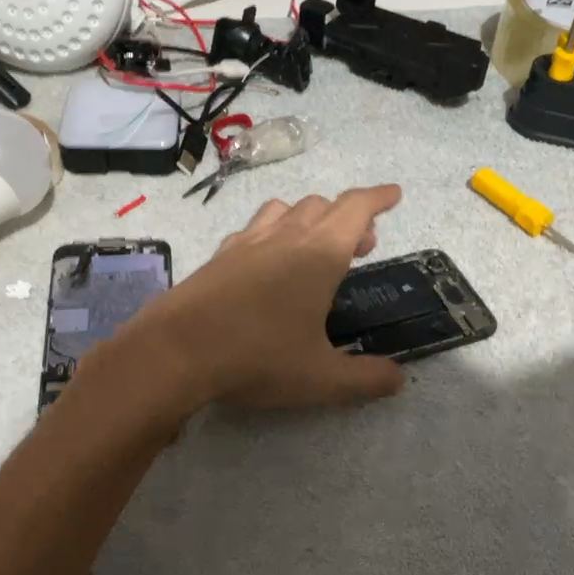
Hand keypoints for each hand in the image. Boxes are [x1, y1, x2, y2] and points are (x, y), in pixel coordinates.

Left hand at [109, 184, 408, 410]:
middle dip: (348, 216)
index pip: (356, 209)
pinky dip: (272, 231)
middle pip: (322, 205)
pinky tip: (266, 258)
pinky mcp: (218, 256)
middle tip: (362, 244)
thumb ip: (365, 379)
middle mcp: (284, 237)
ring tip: (315, 245)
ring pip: (284, 209)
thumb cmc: (257, 359)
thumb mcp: (321, 379)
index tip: (393, 194)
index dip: (378, 198)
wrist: (175, 352)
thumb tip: (398, 380)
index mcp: (319, 254)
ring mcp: (246, 243)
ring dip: (308, 217)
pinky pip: (253, 228)